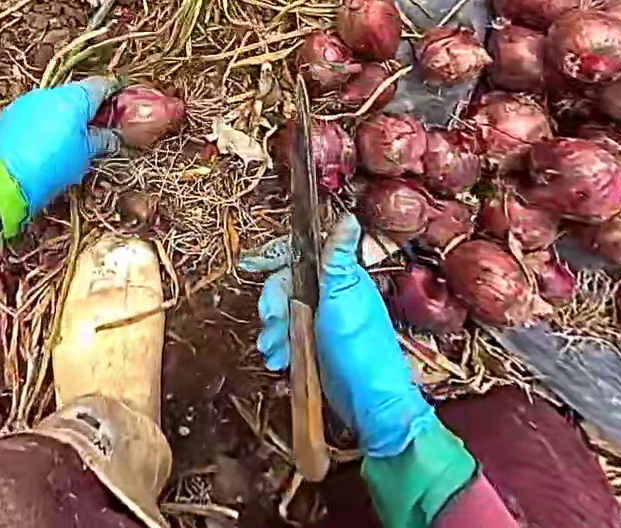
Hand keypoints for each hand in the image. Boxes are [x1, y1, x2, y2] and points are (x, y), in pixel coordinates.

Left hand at [0, 77, 121, 215]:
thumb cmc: (49, 166)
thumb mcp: (84, 155)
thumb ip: (101, 140)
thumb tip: (112, 136)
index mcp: (74, 98)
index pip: (102, 84)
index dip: (114, 91)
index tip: (122, 99)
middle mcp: (51, 93)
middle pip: (79, 93)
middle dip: (91, 108)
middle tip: (101, 127)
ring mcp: (29, 101)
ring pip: (57, 102)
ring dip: (68, 115)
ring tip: (74, 139)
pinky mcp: (12, 113)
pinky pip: (39, 111)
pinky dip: (48, 121)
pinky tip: (50, 142)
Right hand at [241, 213, 436, 457]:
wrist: (370, 404)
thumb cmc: (360, 345)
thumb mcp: (345, 294)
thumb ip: (339, 256)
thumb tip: (350, 217)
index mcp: (336, 274)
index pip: (298, 254)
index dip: (273, 258)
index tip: (251, 264)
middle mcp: (326, 292)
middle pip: (284, 283)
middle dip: (273, 303)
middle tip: (272, 321)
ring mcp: (319, 319)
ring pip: (281, 312)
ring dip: (273, 330)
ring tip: (275, 350)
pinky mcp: (312, 344)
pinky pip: (285, 336)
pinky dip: (278, 346)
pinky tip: (280, 360)